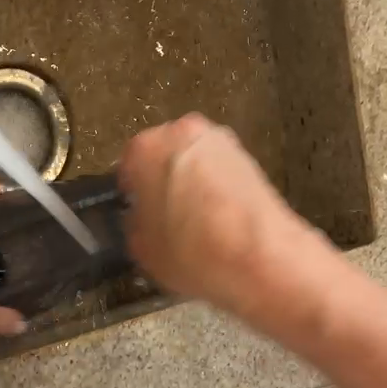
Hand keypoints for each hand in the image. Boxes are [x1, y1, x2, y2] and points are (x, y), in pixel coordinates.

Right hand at [118, 114, 319, 318]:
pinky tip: (216, 220)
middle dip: (160, 181)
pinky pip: (218, 171)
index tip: (134, 212)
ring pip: (192, 161)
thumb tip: (140, 219)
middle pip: (162, 155)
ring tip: (191, 222)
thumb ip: (134, 226)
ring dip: (188, 183)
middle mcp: (182, 131)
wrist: (258, 255)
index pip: (128, 164)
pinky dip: (213, 189)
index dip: (130, 192)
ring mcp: (220, 140)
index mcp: (146, 149)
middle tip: (161, 216)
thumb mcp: (144, 251)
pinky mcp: (248, 156)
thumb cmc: (190, 252)